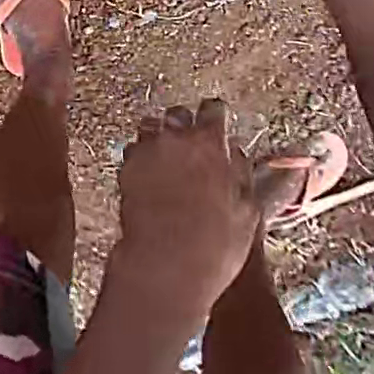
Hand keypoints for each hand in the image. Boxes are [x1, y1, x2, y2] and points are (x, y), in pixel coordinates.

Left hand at [111, 99, 260, 317]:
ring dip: (160, 136)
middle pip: (178, 114)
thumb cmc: (213, 244)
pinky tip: (151, 175)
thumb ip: (241, 173)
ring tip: (169, 158)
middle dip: (185, 123)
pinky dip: (143, 156)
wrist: (165, 263)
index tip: (217, 117)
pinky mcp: (126, 167)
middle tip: (192, 142)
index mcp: (208, 144)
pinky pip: (134, 150)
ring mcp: (146, 151)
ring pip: (151, 127)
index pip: (213, 110)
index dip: (216, 113)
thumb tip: (234, 152)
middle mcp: (174, 139)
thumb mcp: (247, 211)